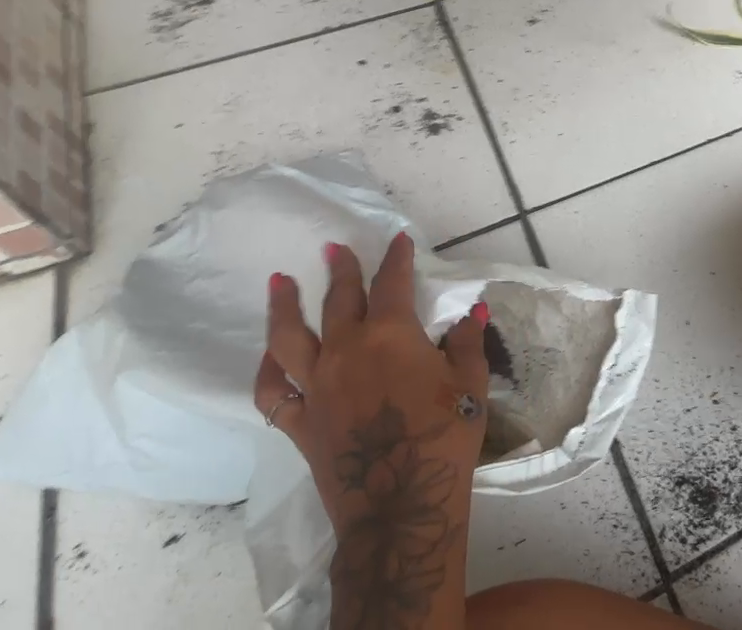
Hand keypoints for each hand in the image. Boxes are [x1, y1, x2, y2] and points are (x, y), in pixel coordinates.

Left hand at [255, 233, 489, 629]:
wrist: (402, 501)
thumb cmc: (445, 435)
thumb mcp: (470, 383)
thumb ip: (467, 342)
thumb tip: (473, 312)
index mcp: (391, 336)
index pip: (391, 284)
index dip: (396, 259)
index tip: (399, 240)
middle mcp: (346, 351)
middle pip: (338, 301)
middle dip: (339, 271)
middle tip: (333, 248)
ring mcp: (316, 387)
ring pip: (289, 338)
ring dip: (283, 307)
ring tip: (279, 282)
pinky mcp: (299, 422)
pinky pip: (273, 391)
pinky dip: (268, 370)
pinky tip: (270, 356)